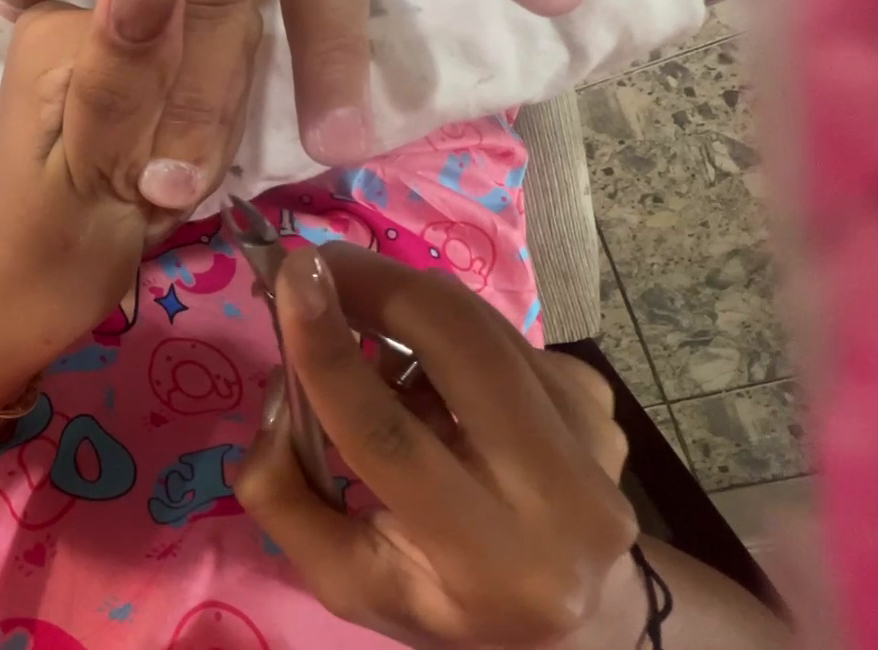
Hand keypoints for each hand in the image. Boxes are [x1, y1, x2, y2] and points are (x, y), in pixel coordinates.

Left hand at [0, 0, 199, 422]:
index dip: (204, 112)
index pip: (193, 21)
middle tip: (152, 198)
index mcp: (57, 31)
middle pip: (196, 44)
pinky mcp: (104, 83)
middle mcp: (68, 21)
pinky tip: (154, 186)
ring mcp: (89, 52)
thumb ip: (124, 80)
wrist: (23, 309)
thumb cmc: (54, 261)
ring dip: (193, 145)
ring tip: (149, 199)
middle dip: (196, 132)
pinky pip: (182, 96)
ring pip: (198, 76)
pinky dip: (184, 147)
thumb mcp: (94, 176)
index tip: (164, 183)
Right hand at [234, 242, 639, 647]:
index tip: (289, 271)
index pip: (388, 436)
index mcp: (484, 559)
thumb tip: (282, 383)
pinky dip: (440, 325)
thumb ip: (280, 488)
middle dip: (376, 284)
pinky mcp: (597, 399)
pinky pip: (496, 330)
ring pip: (477, 321)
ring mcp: (593, 438)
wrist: (572, 613)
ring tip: (358, 313)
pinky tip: (426, 366)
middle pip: (459, 346)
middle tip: (316, 264)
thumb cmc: (438, 598)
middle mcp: (562, 498)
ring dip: (401, 298)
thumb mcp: (338, 576)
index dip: (328, 348)